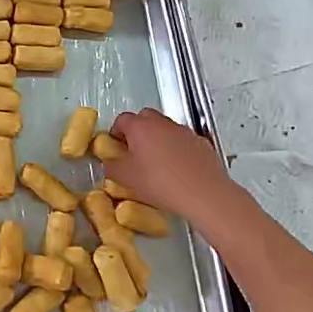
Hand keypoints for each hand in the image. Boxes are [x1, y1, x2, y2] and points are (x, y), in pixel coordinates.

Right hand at [105, 109, 240, 222]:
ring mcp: (184, 131)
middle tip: (134, 150)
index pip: (121, 119)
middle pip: (145, 117)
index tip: (115, 146)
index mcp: (140, 127)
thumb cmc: (160, 183)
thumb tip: (109, 162)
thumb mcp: (125, 178)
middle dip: (137, 130)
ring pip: (165, 127)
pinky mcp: (201, 142)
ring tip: (156, 161)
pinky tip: (177, 168)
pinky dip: (177, 148)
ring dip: (158, 138)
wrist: (203, 194)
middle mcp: (162, 123)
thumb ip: (111, 166)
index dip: (116, 132)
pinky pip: (183, 140)